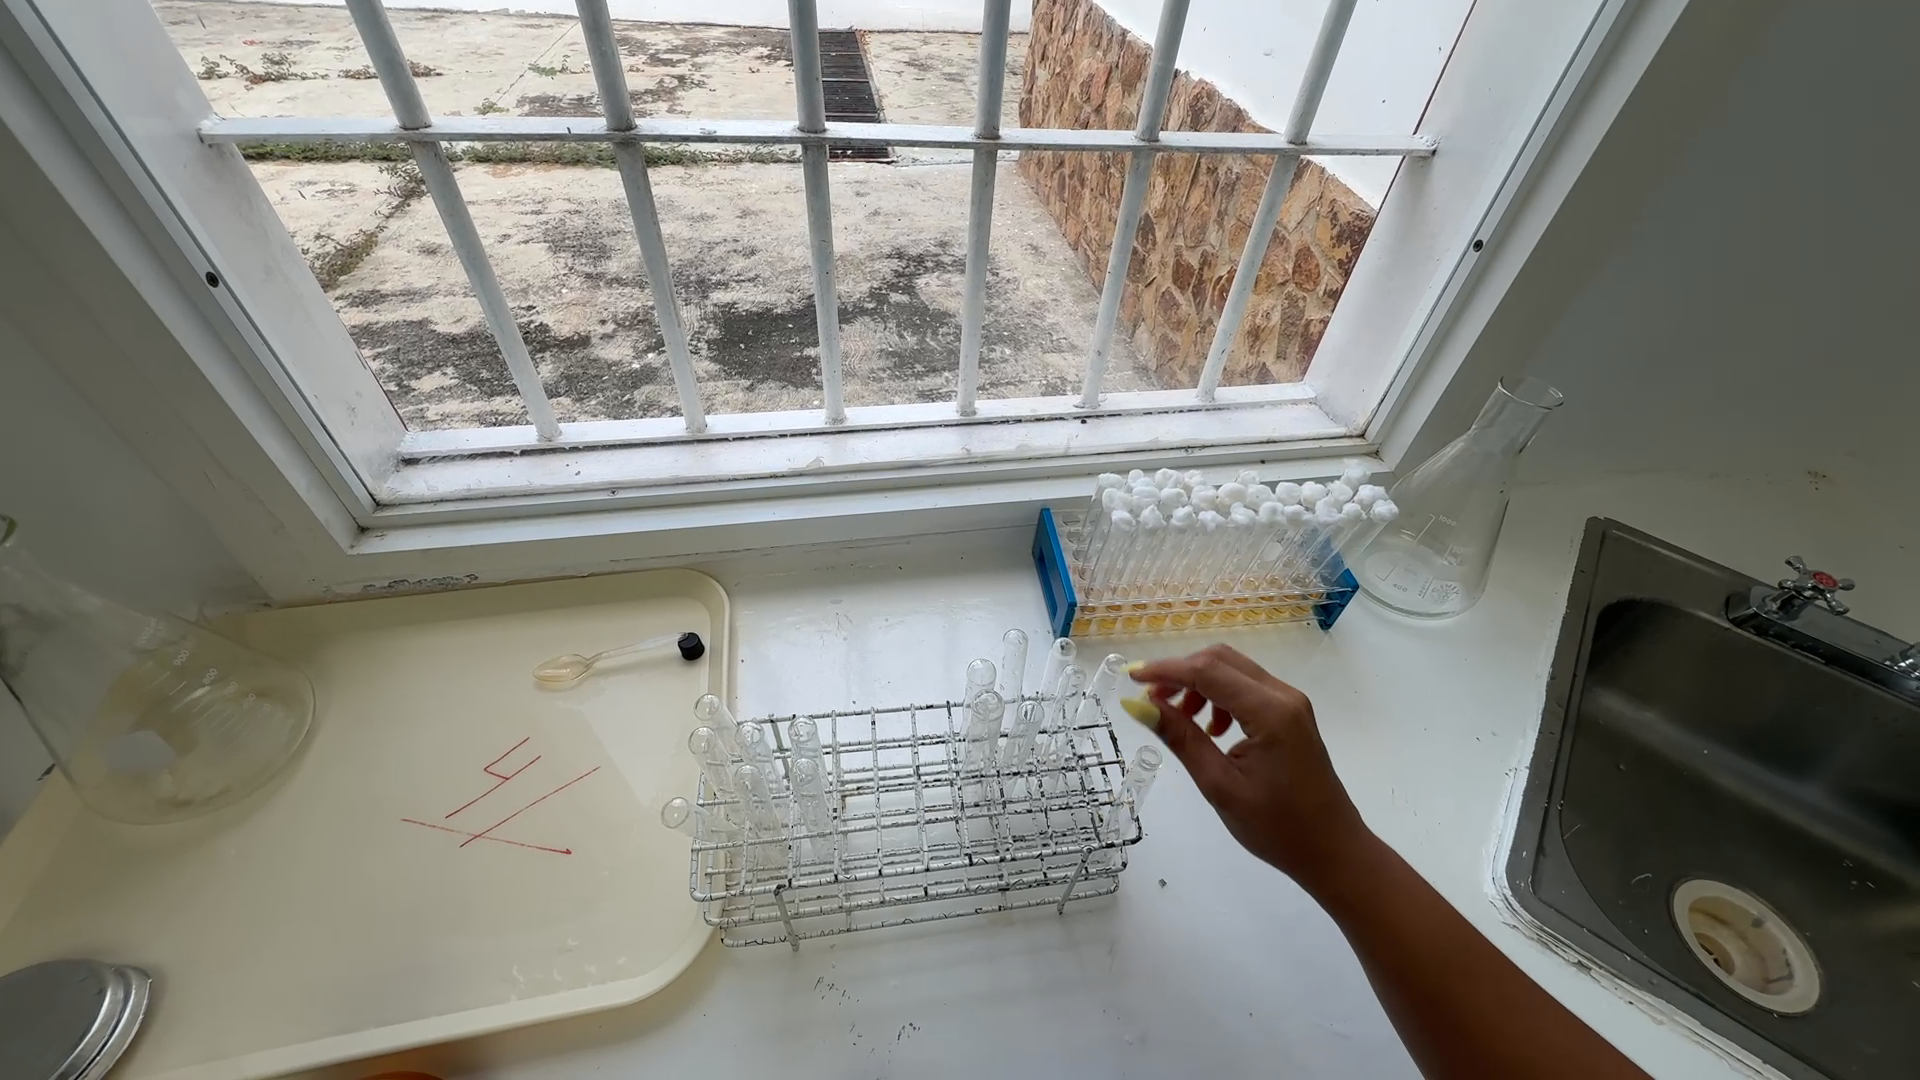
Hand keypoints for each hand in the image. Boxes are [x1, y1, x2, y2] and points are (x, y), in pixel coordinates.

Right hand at [1128, 645, 1372, 887]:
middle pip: (1220, 660)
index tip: (1131, 678)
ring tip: (1178, 717)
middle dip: (1180, 672)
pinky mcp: (1290, 714)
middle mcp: (1283, 696)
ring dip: (1198, 684)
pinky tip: (1209, 728)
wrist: (1334, 852)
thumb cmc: (1278, 828)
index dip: (1165, 670)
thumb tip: (1138, 706)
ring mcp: (1290, 703)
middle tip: (1150, 700)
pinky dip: (1218, 695)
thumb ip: (1180, 738)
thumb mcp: (1219, 785)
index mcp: (1270, 713)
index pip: (1207, 672)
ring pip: (1233, 670)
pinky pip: (1246, 687)